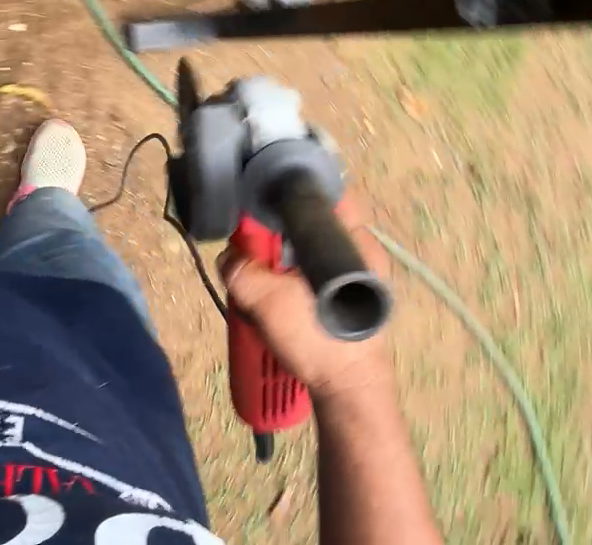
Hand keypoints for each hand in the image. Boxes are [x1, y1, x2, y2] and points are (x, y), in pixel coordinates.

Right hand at [218, 200, 393, 402]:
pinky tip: (272, 304)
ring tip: (258, 284)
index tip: (264, 200)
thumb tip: (229, 257)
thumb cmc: (320, 341)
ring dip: (279, 267)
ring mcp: (357, 283)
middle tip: (254, 251)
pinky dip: (288, 285)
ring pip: (307, 256)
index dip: (294, 193)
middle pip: (311, 226)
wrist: (348, 397)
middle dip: (277, 238)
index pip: (328, 194)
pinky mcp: (347, 306)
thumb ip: (242, 271)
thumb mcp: (269, 301)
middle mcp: (362, 256)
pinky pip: (309, 280)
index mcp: (357, 242)